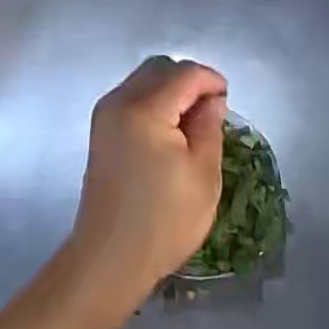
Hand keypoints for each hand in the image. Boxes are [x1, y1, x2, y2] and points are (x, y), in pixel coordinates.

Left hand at [66, 56, 227, 306]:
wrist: (109, 260)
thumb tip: (212, 100)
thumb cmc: (163, 221)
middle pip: (161, 68)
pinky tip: (168, 131)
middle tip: (210, 111)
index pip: (184, 74)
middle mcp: (119, 101)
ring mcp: (105, 114)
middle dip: (189, 81)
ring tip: (191, 123)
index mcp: (145, 109)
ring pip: (144, 78)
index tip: (227, 103)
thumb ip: (210, 126)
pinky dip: (154, 100)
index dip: (211, 81)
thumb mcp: (203, 175)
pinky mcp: (101, 129)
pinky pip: (132, 95)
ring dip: (171, 89)